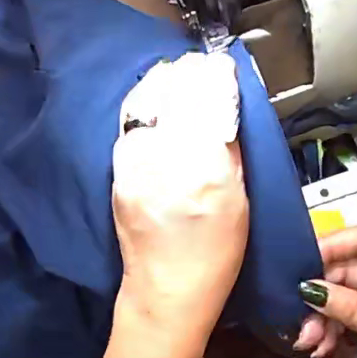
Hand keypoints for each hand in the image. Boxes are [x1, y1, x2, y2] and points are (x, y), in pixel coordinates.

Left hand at [111, 54, 249, 345]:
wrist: (165, 290)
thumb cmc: (213, 256)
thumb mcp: (240, 200)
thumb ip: (230, 149)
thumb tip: (225, 107)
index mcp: (204, 168)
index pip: (206, 96)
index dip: (213, 74)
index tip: (220, 67)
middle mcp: (164, 160)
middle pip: (171, 90)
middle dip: (188, 73)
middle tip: (200, 71)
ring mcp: (134, 166)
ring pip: (144, 101)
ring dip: (162, 84)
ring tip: (177, 83)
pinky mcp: (117, 174)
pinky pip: (129, 126)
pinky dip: (143, 108)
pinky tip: (155, 109)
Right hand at [293, 225, 356, 357]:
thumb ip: (348, 306)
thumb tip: (304, 288)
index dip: (329, 246)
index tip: (294, 266)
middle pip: (353, 269)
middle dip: (322, 292)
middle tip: (296, 317)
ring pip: (350, 295)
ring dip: (326, 316)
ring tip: (308, 342)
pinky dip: (338, 329)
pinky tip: (323, 348)